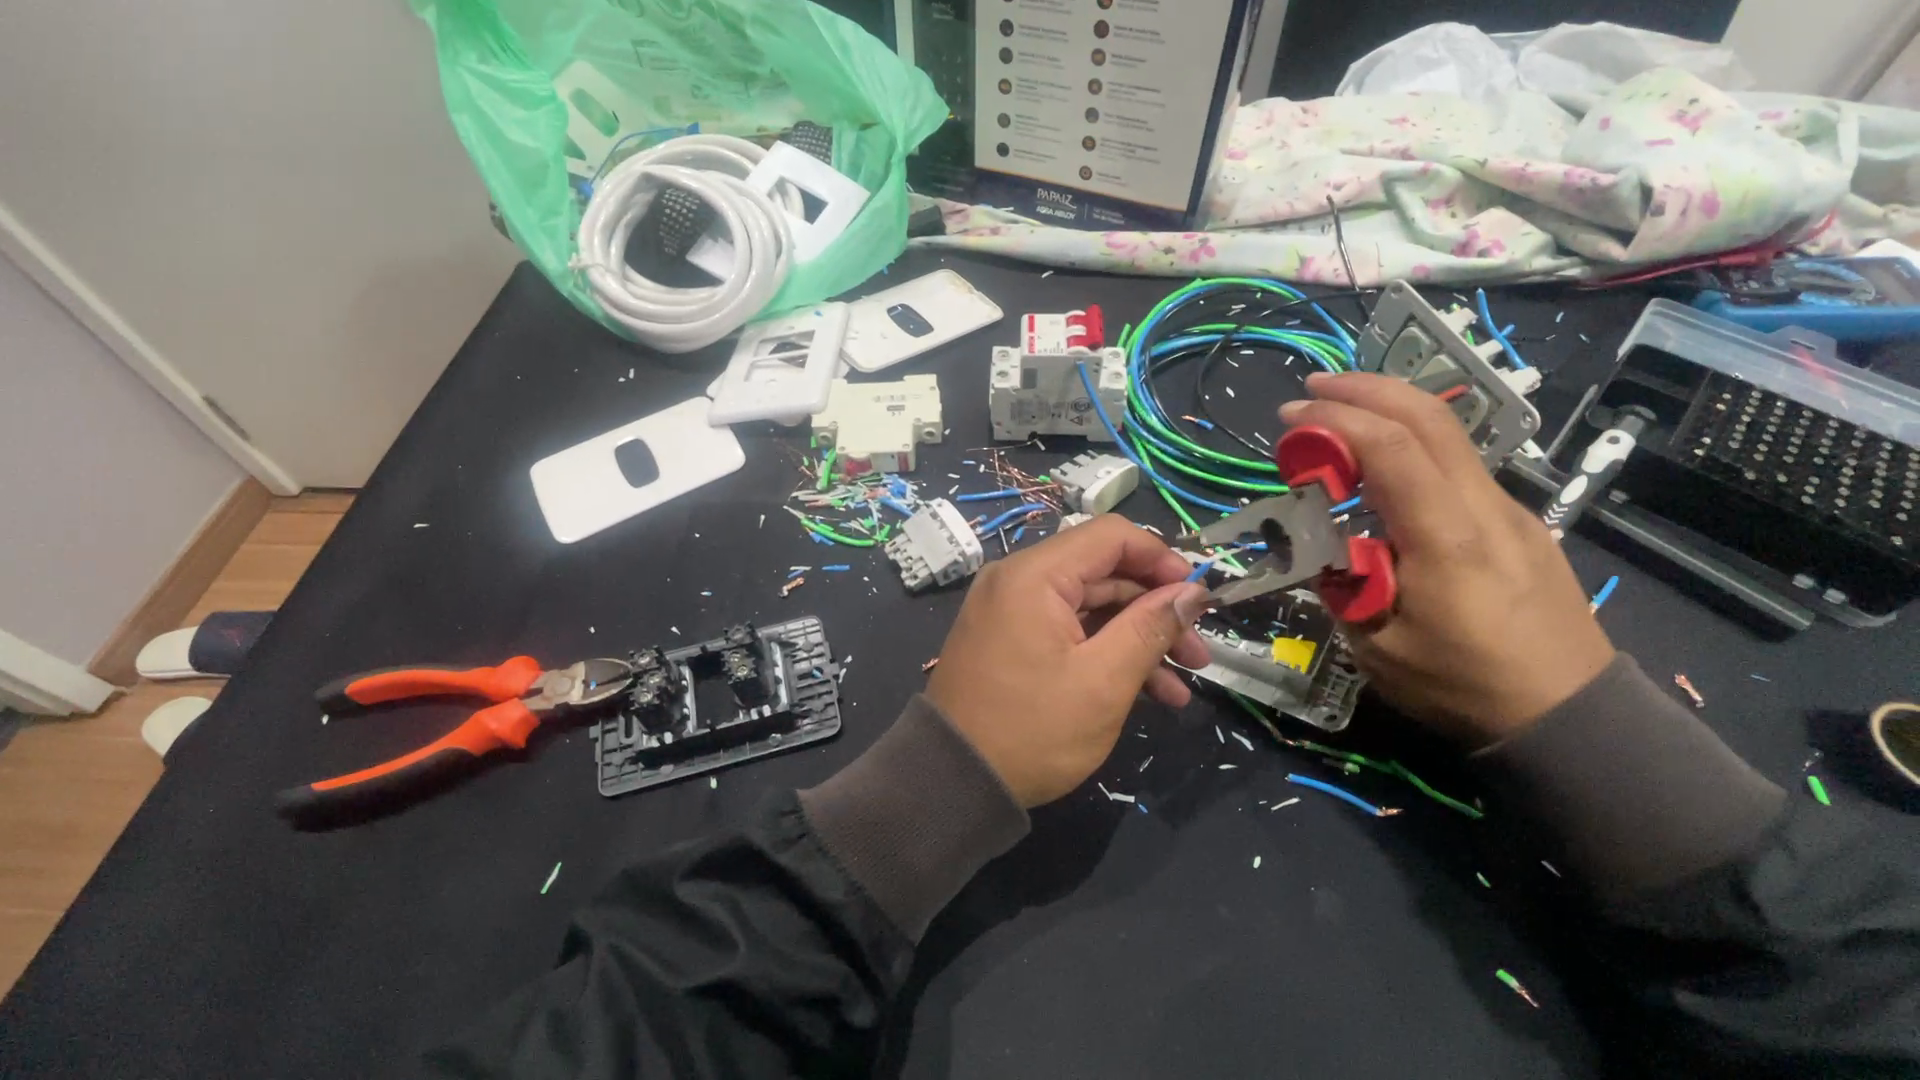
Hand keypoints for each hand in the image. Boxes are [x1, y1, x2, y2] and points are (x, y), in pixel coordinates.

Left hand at [925, 514, 1210, 806]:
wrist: (953, 783)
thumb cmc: (1032, 730)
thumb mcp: (1103, 682)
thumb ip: (1150, 628)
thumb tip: (1193, 591)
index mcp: (1034, 575)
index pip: (1112, 536)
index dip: (1162, 560)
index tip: (1200, 598)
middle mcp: (1019, 581)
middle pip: (1105, 574)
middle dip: (1157, 612)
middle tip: (1199, 655)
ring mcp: (1012, 612)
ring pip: (1092, 608)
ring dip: (1139, 641)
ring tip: (1182, 687)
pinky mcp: (1012, 642)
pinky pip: (1069, 632)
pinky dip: (1106, 655)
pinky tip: (1150, 695)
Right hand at [1279, 372, 1615, 745]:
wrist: (1569, 714)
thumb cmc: (1464, 687)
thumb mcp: (1378, 649)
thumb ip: (1344, 586)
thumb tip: (1325, 545)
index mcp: (1447, 538)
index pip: (1392, 448)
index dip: (1336, 421)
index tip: (1288, 418)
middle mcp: (1484, 507)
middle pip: (1430, 418)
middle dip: (1365, 390)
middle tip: (1312, 389)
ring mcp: (1508, 510)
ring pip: (1449, 435)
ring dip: (1390, 410)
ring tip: (1339, 416)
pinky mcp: (1515, 523)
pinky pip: (1457, 464)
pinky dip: (1411, 443)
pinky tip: (1381, 464)